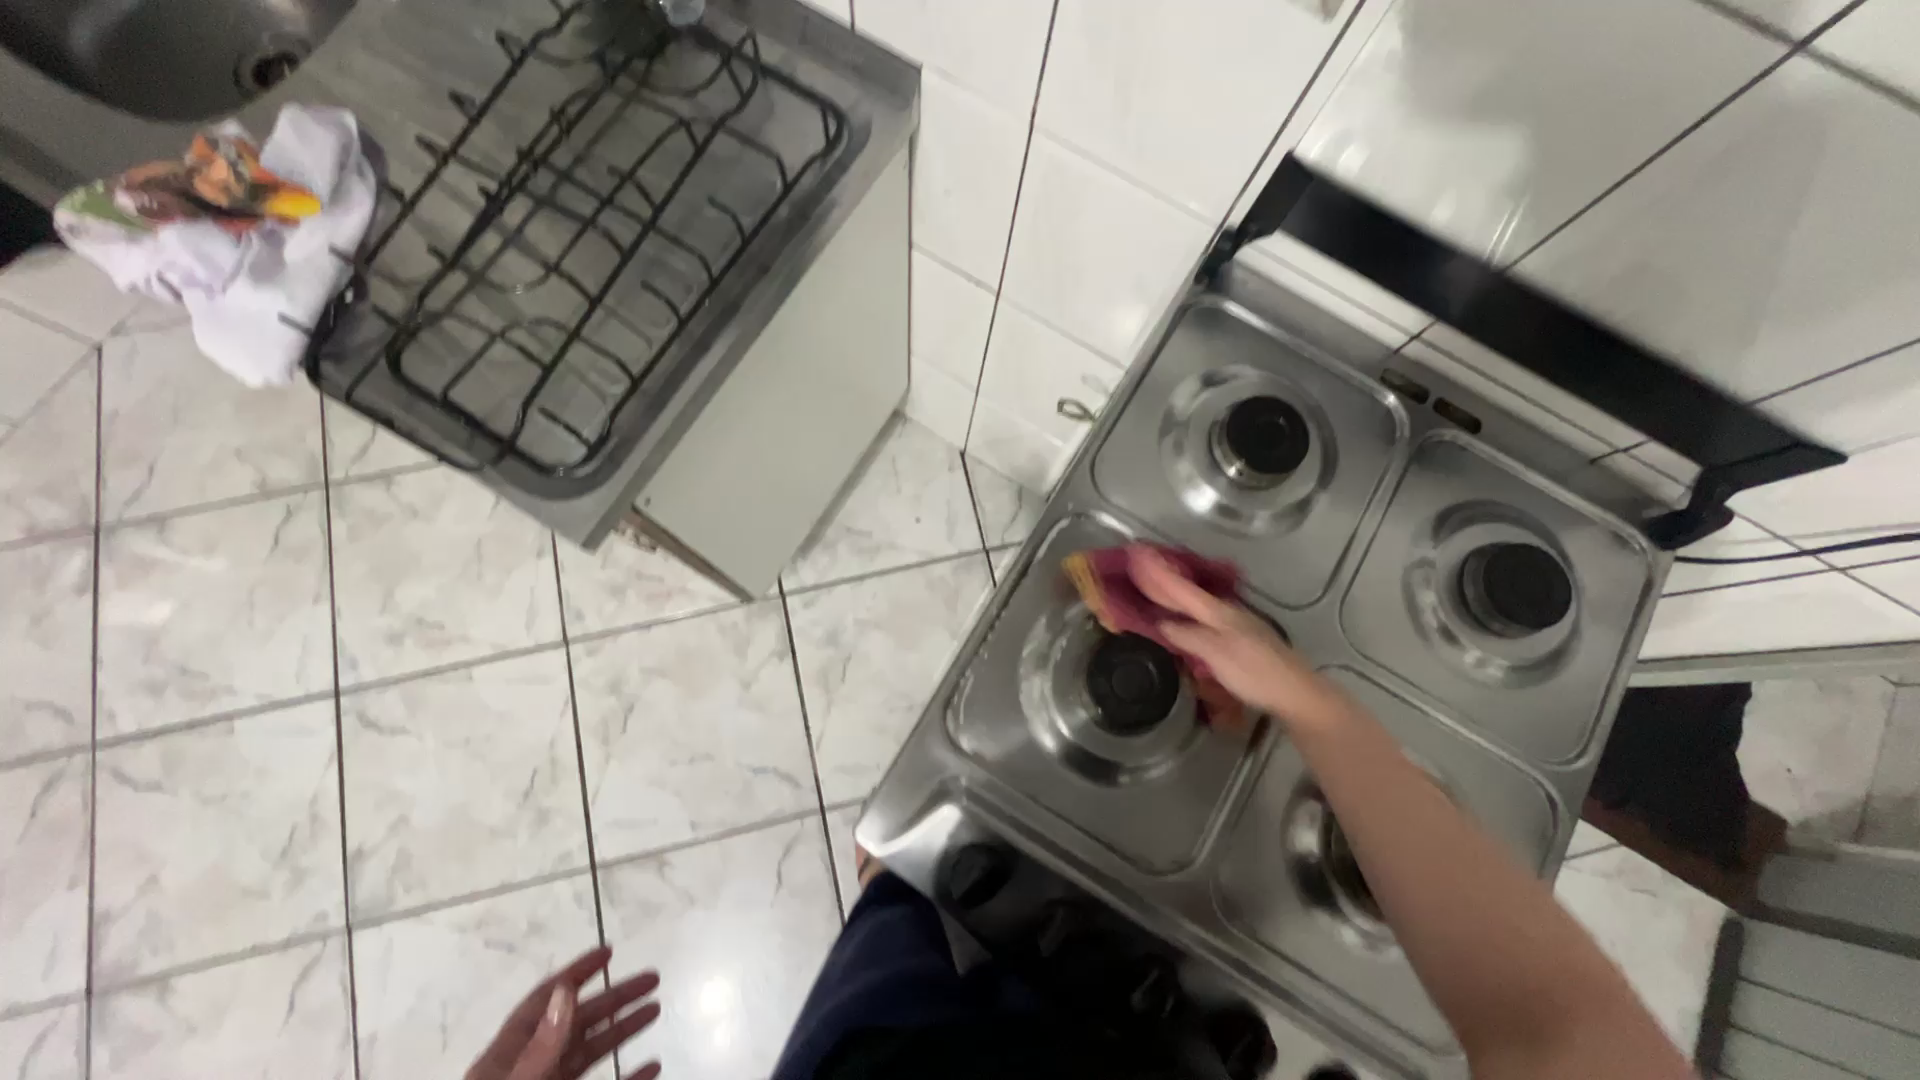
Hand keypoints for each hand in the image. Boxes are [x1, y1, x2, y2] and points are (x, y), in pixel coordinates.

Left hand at [466, 947, 661, 1079]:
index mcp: (508, 1061)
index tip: (610, 952)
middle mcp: (528, 1074)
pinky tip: (652, 1069)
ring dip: (621, 1031)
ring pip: (589, 1056)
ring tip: (655, 1010)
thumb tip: (564, 992)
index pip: (544, 1003)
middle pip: (575, 1024)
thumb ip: (540, 1048)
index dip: (575, 974)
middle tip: (653, 978)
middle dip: (613, 997)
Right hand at [1127, 546, 1352, 732]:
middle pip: (1189, 593)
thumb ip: (1188, 636)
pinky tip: (1183, 619)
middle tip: (1141, 567)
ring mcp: (1236, 626)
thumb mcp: (1217, 654)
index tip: (1138, 556)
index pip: (1181, 589)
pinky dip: (1188, 613)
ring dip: (1176, 596)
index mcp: (1219, 612)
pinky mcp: (1241, 640)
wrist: (1297, 693)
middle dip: (1165, 581)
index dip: (1159, 575)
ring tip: (1156, 589)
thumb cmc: (1256, 673)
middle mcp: (1227, 613)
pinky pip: (1204, 618)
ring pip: (1198, 605)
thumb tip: (1162, 623)